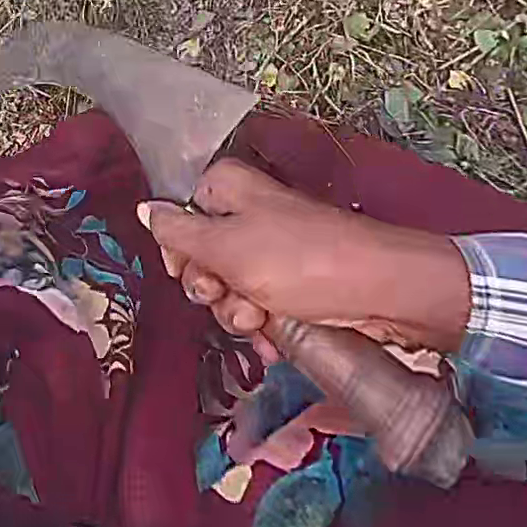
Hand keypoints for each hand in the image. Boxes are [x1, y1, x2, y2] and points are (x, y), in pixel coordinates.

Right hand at [139, 159, 471, 352]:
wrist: (384, 292)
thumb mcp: (225, 247)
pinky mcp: (289, 279)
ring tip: (262, 317)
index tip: (199, 271)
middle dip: (210, 286)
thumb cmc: (297, 261)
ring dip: (235, 310)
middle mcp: (242, 213)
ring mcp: (267, 248)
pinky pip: (254, 301)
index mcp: (224, 190)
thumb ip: (175, 232)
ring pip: (225, 285)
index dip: (180, 252)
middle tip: (232, 293)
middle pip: (198, 256)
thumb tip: (142, 208)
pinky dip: (260, 323)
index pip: (176, 219)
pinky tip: (273, 337)